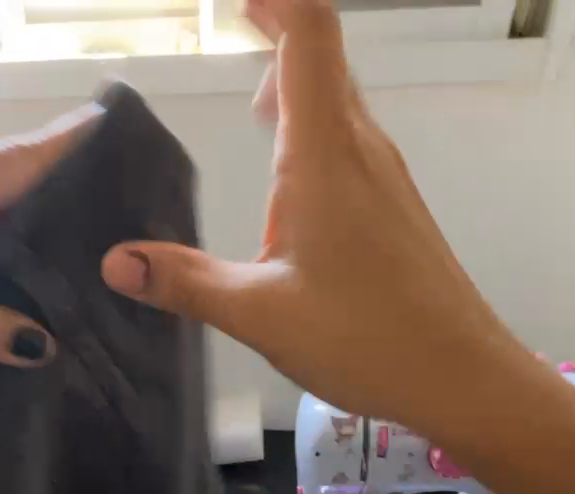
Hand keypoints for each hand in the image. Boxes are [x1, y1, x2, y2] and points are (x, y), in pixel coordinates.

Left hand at [0, 104, 101, 401]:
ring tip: (106, 261)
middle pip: (15, 195)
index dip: (70, 146)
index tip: (121, 130)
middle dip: (70, 203)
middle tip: (134, 218)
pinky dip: (10, 280)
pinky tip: (46, 300)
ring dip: (42, 248)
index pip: (17, 161)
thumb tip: (47, 344)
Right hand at [99, 0, 574, 493]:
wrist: (460, 375)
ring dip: (298, 94)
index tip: (238, 4)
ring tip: (255, 113)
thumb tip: (115, 261)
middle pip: (325, 63)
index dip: (276, 3)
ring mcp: (386, 182)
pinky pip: (352, 149)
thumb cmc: (363, 338)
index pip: (309, 36)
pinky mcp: (397, 214)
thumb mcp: (259, 314)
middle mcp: (362, 152)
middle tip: (237, 35)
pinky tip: (293, 190)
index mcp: (324, 157)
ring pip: (340, 108)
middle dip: (279, 40)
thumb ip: (186, 283)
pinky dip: (316, 138)